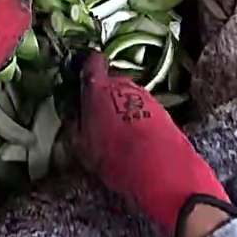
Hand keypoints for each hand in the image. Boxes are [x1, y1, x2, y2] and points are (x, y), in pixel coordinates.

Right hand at [75, 51, 232, 236]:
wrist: (165, 175)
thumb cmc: (116, 158)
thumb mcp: (84, 146)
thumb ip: (75, 124)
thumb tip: (71, 115)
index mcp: (98, 87)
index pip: (92, 61)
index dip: (87, 64)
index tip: (83, 72)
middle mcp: (122, 84)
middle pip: (111, 80)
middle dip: (105, 93)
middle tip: (100, 114)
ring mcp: (145, 96)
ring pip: (128, 94)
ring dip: (123, 105)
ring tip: (121, 131)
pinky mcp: (163, 110)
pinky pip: (144, 108)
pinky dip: (139, 117)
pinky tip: (139, 139)